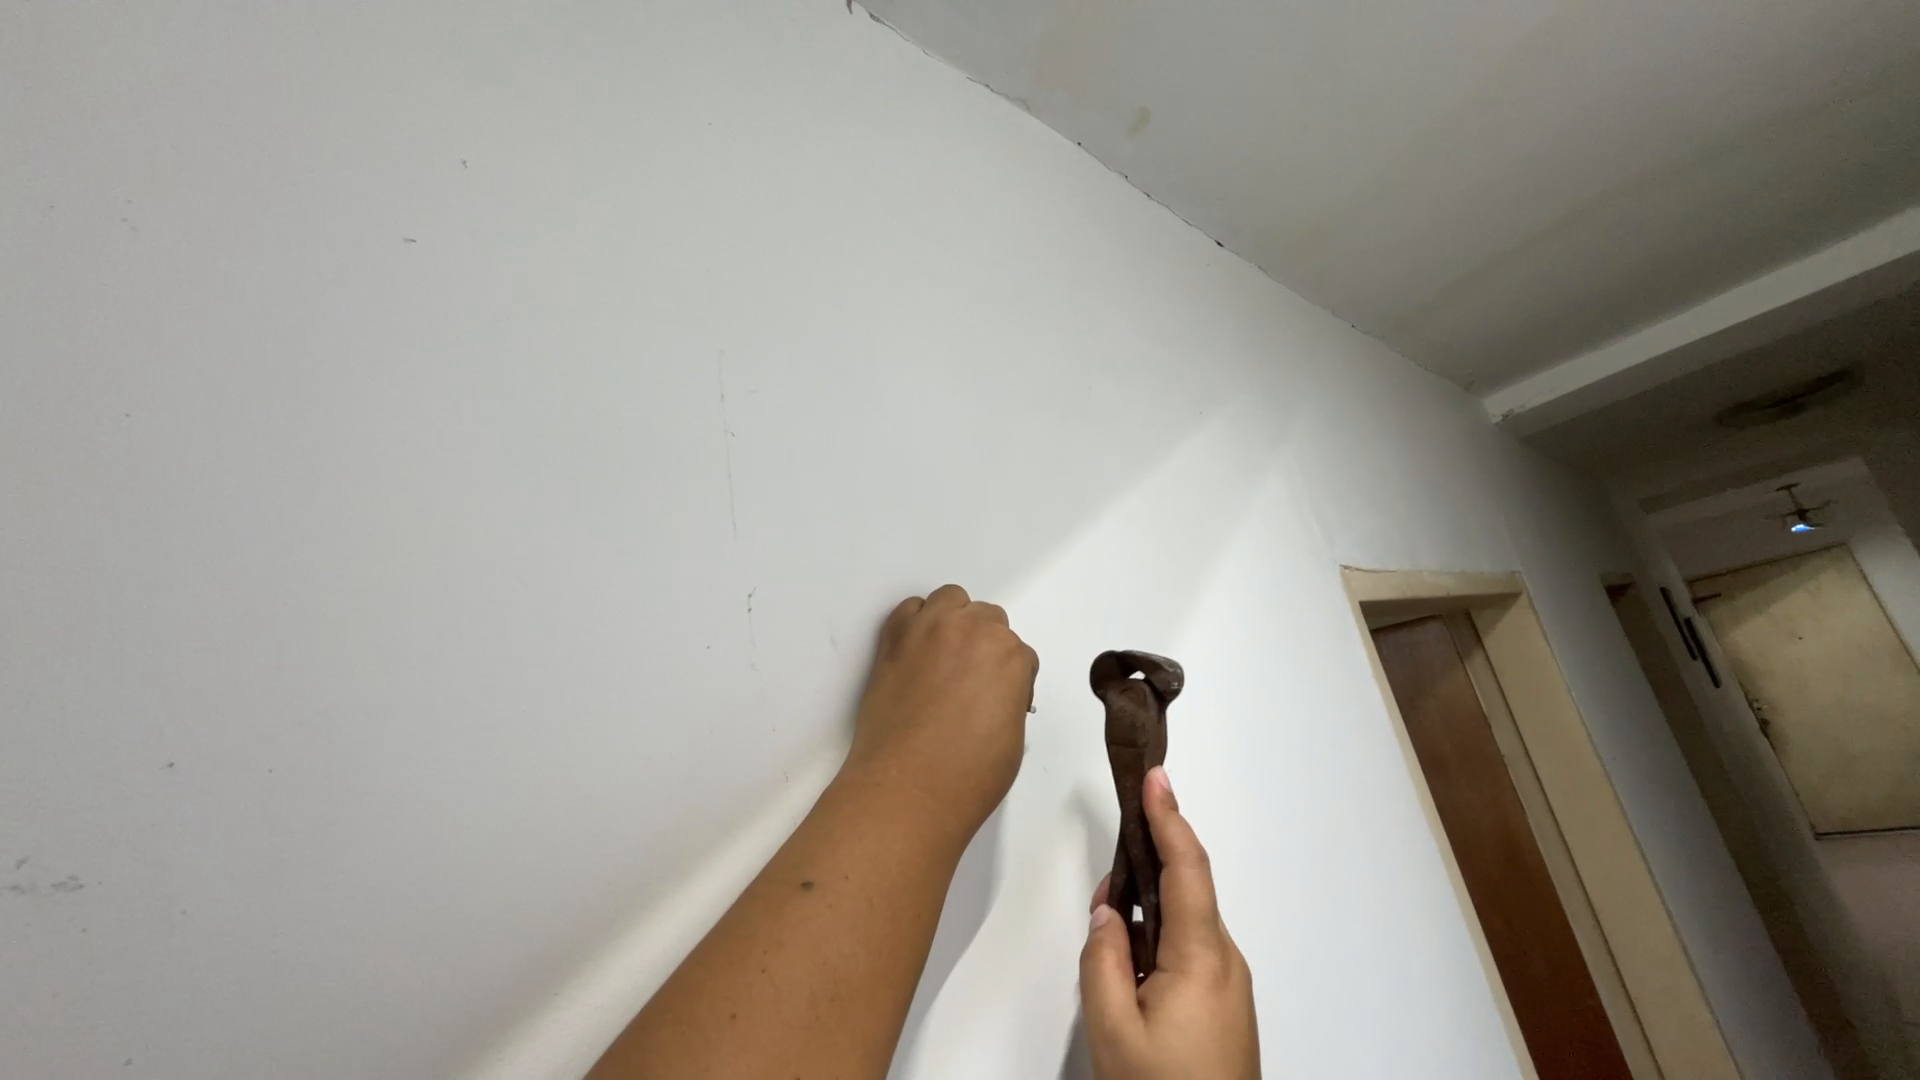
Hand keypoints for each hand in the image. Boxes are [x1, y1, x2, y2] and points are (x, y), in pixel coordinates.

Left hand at [843, 584, 1039, 837]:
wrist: (907, 788)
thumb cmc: (970, 775)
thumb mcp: (1013, 737)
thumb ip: (1010, 697)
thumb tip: (994, 693)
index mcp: (1011, 656)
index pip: (1020, 654)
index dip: (1010, 680)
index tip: (997, 701)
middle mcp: (973, 631)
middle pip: (989, 620)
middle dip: (985, 646)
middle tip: (970, 681)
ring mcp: (930, 629)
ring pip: (952, 600)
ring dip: (955, 622)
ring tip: (945, 657)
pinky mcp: (894, 637)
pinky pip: (911, 608)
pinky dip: (918, 623)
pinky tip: (918, 652)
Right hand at [1081, 767, 1259, 1079]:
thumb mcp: (1113, 1031)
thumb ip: (1103, 961)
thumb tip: (1107, 916)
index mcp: (1202, 956)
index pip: (1188, 868)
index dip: (1170, 817)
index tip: (1156, 777)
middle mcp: (1225, 961)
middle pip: (1184, 894)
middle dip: (1143, 875)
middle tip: (1102, 899)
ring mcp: (1230, 986)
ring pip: (1183, 926)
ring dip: (1146, 919)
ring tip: (1110, 952)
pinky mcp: (1226, 1007)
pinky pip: (1189, 953)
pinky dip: (1157, 944)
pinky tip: (1132, 975)